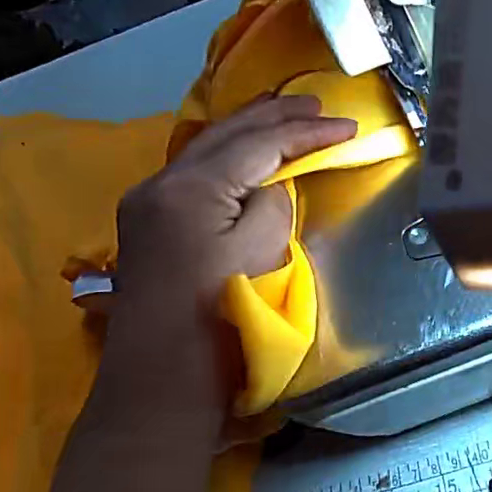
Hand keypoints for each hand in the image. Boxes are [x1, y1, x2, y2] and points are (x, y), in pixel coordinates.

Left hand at [114, 94, 356, 320]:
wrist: (161, 387)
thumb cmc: (218, 324)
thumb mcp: (262, 254)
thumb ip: (271, 204)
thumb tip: (267, 188)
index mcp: (187, 188)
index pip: (256, 144)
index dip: (305, 132)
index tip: (347, 125)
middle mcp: (158, 184)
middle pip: (224, 136)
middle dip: (273, 118)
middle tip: (315, 104)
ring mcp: (145, 206)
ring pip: (203, 153)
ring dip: (245, 132)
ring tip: (281, 114)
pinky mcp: (146, 227)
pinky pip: (191, 176)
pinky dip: (223, 159)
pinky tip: (240, 154)